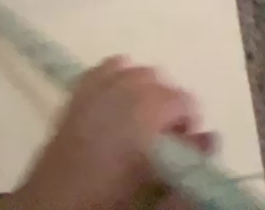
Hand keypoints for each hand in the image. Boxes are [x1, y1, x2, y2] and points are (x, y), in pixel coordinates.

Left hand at [12, 57, 212, 209]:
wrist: (53, 208)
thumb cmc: (108, 203)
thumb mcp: (155, 194)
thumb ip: (189, 167)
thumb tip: (211, 138)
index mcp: (144, 118)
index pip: (182, 100)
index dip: (189, 121)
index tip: (185, 147)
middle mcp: (120, 94)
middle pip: (157, 80)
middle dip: (168, 104)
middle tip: (165, 139)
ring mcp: (95, 90)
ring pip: (133, 70)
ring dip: (144, 89)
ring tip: (142, 121)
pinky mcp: (76, 94)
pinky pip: (104, 69)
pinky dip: (118, 76)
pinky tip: (118, 99)